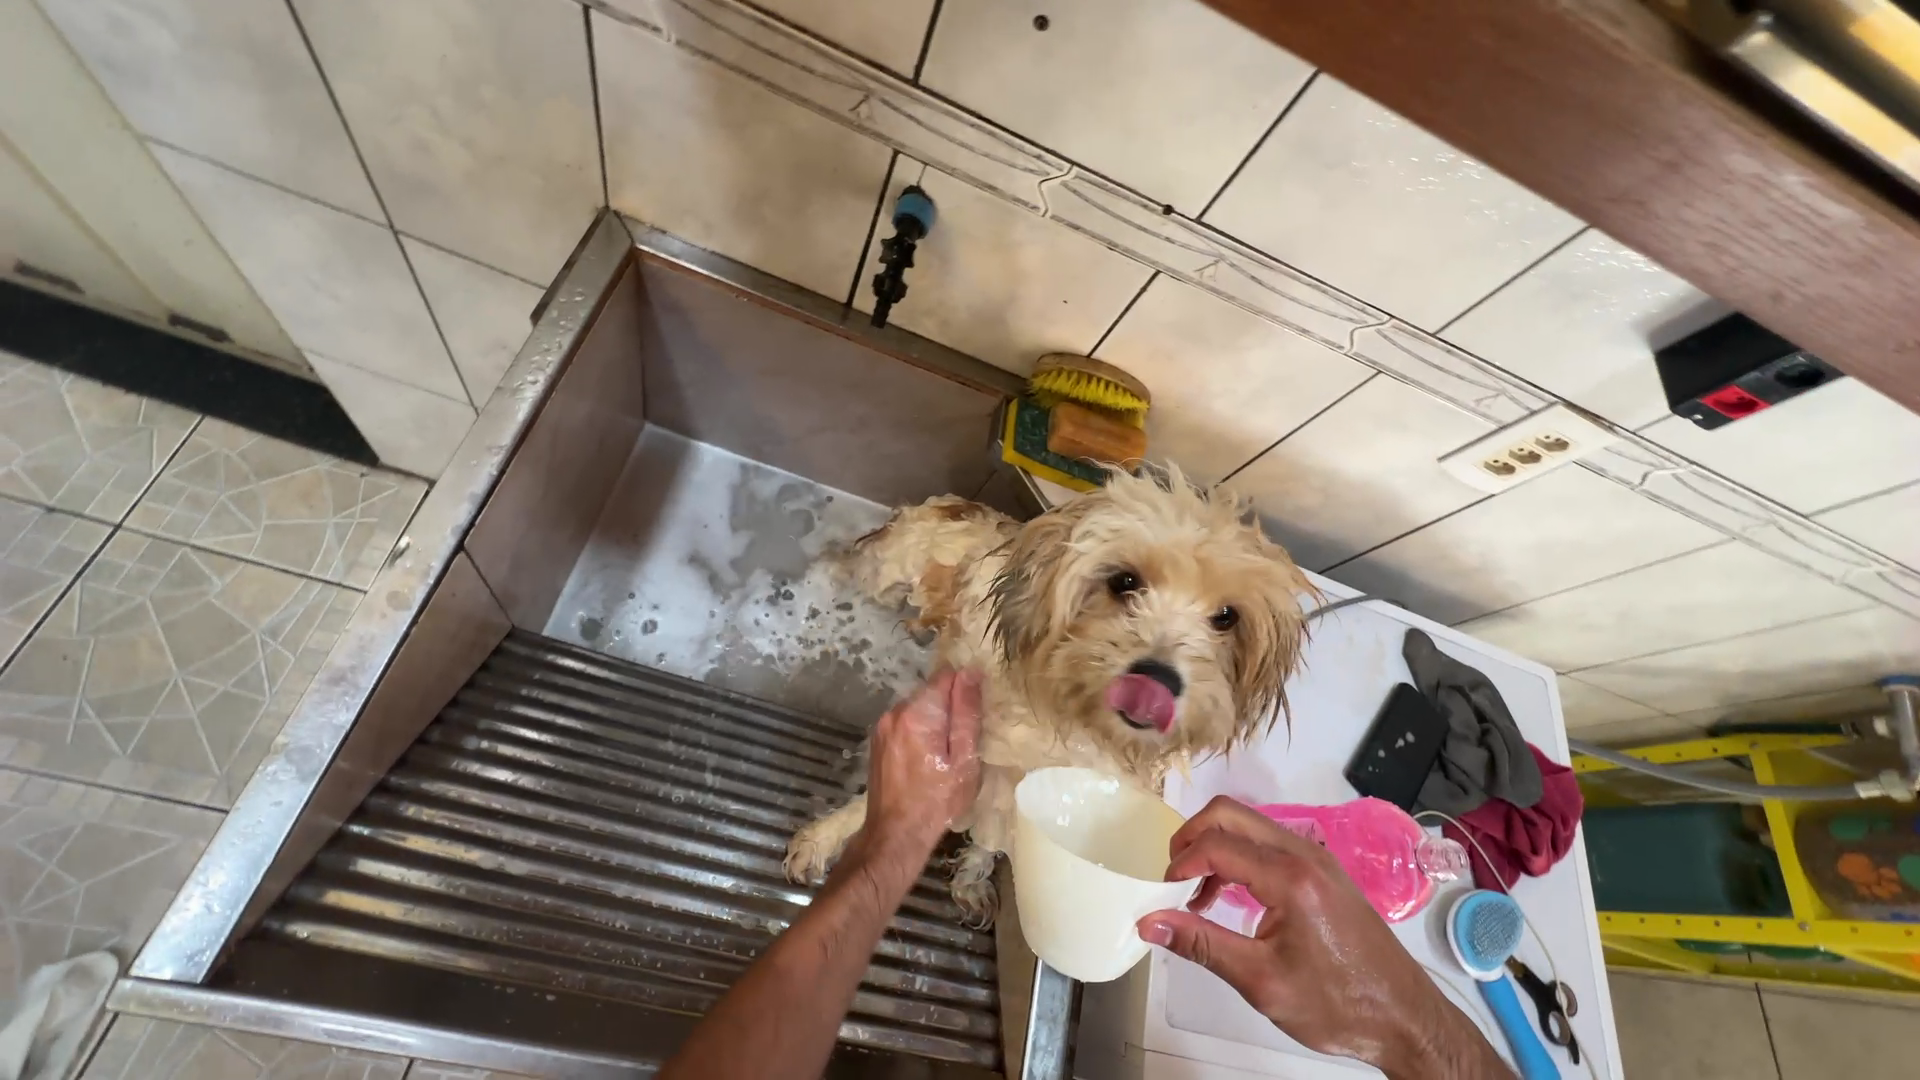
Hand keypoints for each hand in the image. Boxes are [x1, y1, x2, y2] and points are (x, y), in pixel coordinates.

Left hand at [854, 669, 983, 869]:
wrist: (895, 834)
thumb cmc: (937, 801)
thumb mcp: (964, 759)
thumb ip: (967, 713)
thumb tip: (971, 672)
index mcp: (918, 712)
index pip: (946, 675)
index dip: (964, 690)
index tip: (974, 716)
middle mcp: (895, 711)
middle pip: (931, 691)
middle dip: (949, 707)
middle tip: (961, 743)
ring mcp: (883, 726)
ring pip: (918, 707)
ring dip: (934, 720)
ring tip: (944, 754)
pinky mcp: (878, 740)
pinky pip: (905, 722)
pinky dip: (919, 731)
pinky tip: (926, 759)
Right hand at [1138, 797, 1506, 1079]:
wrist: (1408, 1020)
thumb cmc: (1337, 1006)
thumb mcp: (1261, 982)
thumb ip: (1200, 944)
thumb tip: (1149, 923)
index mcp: (1289, 877)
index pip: (1217, 845)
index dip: (1181, 864)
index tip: (1163, 894)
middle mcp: (1302, 852)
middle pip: (1229, 813)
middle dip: (1191, 837)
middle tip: (1173, 877)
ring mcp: (1315, 856)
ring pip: (1247, 823)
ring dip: (1213, 845)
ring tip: (1196, 893)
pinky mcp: (1321, 868)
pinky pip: (1265, 841)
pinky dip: (1237, 855)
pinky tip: (1228, 896)